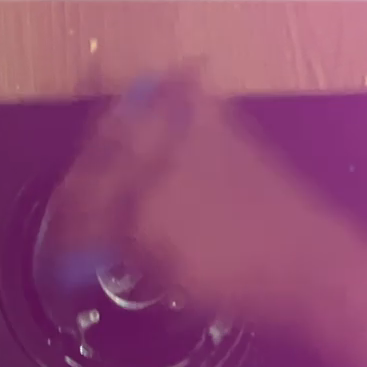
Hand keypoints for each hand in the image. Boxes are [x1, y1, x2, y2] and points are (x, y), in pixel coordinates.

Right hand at [46, 74, 360, 330]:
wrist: (306, 266)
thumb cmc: (233, 287)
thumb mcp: (166, 280)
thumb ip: (125, 250)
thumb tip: (97, 239)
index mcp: (139, 215)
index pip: (81, 208)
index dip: (65, 224)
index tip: (61, 236)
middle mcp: (159, 169)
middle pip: (96, 156)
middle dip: (77, 173)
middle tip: (73, 190)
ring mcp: (193, 144)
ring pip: (133, 119)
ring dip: (109, 125)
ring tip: (99, 132)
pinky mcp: (225, 132)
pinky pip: (191, 97)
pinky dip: (176, 86)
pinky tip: (168, 79)